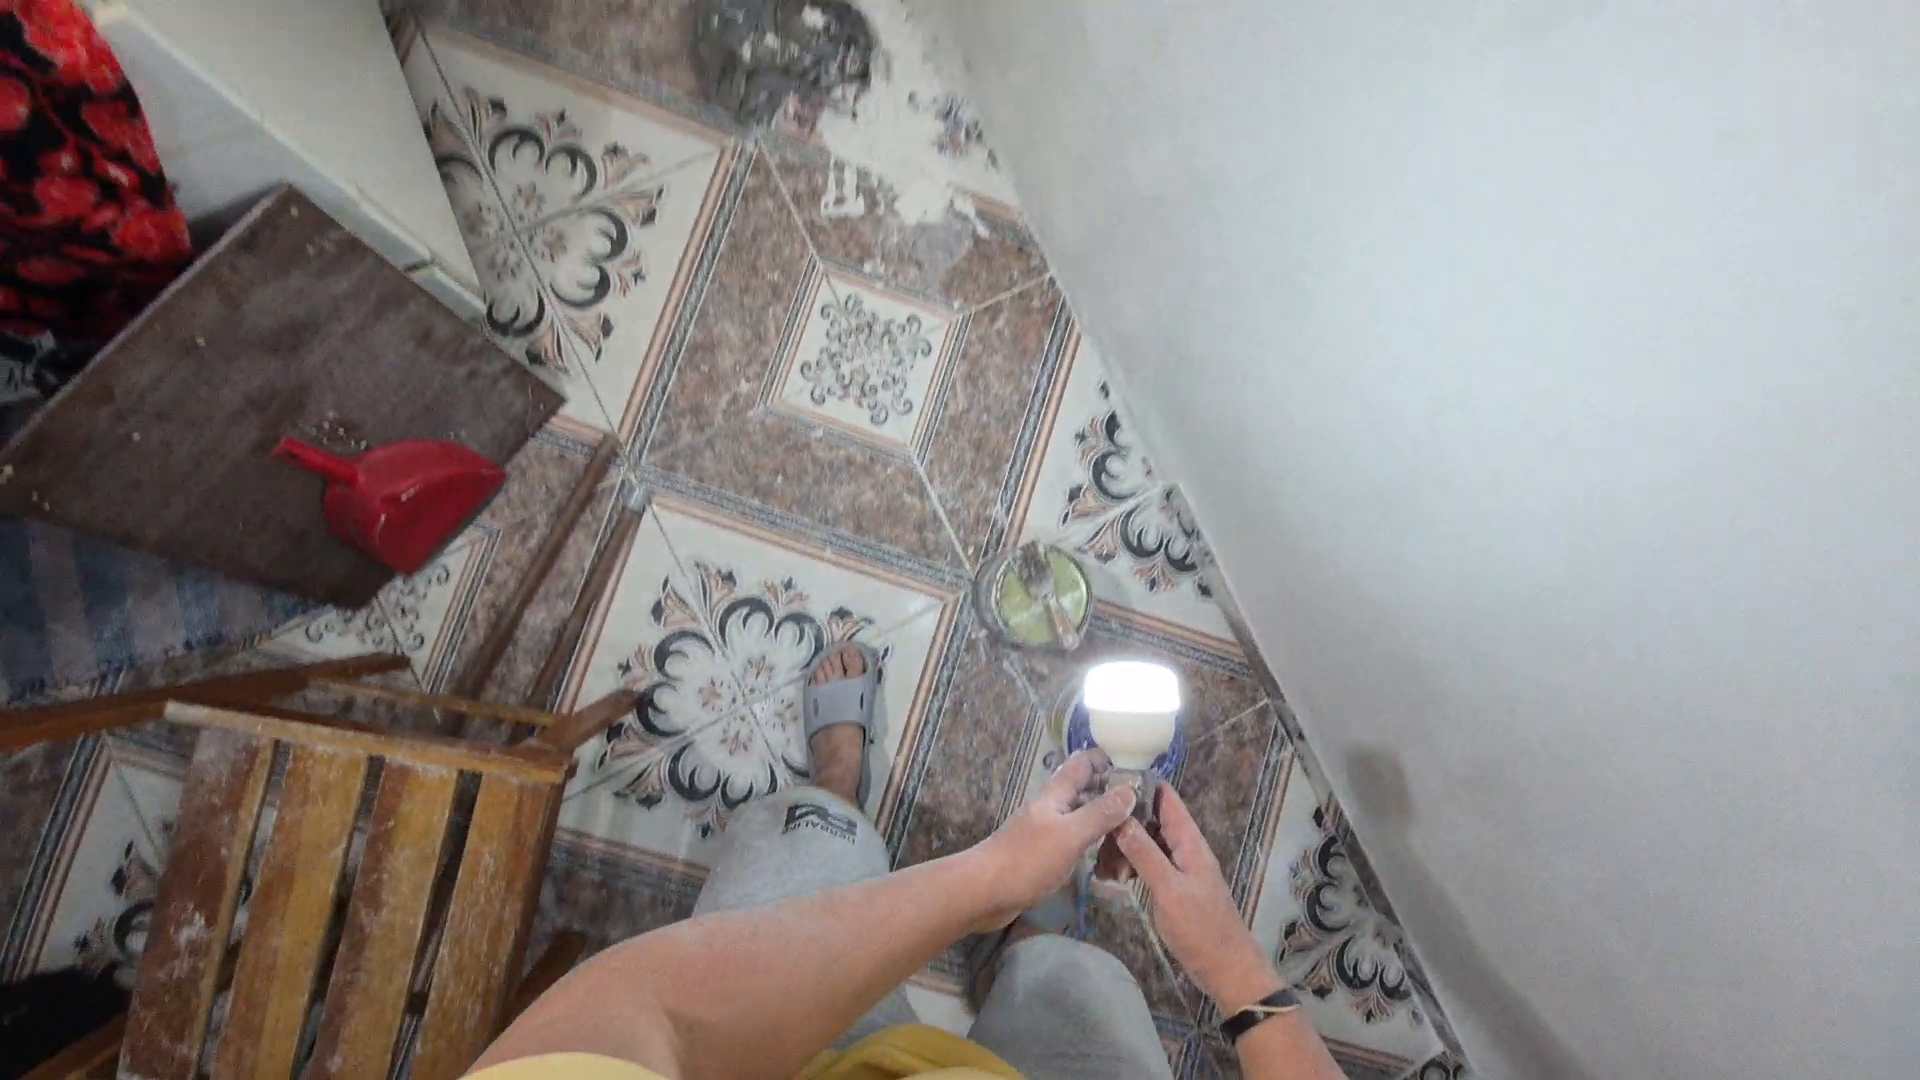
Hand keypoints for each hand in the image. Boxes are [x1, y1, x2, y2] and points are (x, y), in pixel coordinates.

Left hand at [970, 749, 1135, 931]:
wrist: (983, 892)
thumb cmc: (1026, 859)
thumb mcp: (1069, 834)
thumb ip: (1099, 813)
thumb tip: (1130, 788)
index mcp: (1055, 796)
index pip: (1082, 764)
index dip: (1106, 760)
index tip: (1138, 771)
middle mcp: (1051, 808)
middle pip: (1083, 791)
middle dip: (1111, 795)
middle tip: (1145, 811)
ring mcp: (1045, 832)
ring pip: (1080, 818)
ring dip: (1104, 823)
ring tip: (1134, 837)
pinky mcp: (1042, 856)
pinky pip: (1073, 843)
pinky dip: (1092, 847)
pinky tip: (1106, 861)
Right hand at [1114, 785, 1284, 1011]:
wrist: (1229, 972)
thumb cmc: (1201, 929)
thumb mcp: (1169, 890)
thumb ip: (1145, 853)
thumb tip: (1121, 816)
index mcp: (1189, 841)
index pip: (1166, 796)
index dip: (1141, 781)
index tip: (1109, 776)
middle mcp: (1185, 847)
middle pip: (1154, 816)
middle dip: (1126, 812)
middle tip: (1093, 811)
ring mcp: (1180, 867)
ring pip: (1149, 839)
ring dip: (1126, 838)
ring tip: (1097, 840)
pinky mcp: (1174, 885)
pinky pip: (1150, 861)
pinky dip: (1131, 860)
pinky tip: (1112, 869)